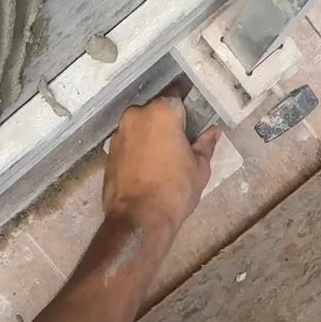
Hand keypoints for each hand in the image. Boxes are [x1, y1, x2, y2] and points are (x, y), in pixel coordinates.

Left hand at [101, 95, 221, 235]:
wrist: (138, 220)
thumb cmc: (174, 191)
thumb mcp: (200, 168)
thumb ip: (205, 145)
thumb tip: (213, 132)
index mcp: (161, 111)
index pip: (178, 101)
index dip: (187, 117)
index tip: (192, 132)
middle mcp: (135, 116)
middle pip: (155, 114)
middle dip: (166, 127)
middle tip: (178, 150)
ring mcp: (118, 135)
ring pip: (140, 131)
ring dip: (150, 141)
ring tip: (162, 165)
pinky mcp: (107, 155)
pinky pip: (128, 147)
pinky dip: (137, 154)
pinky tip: (146, 173)